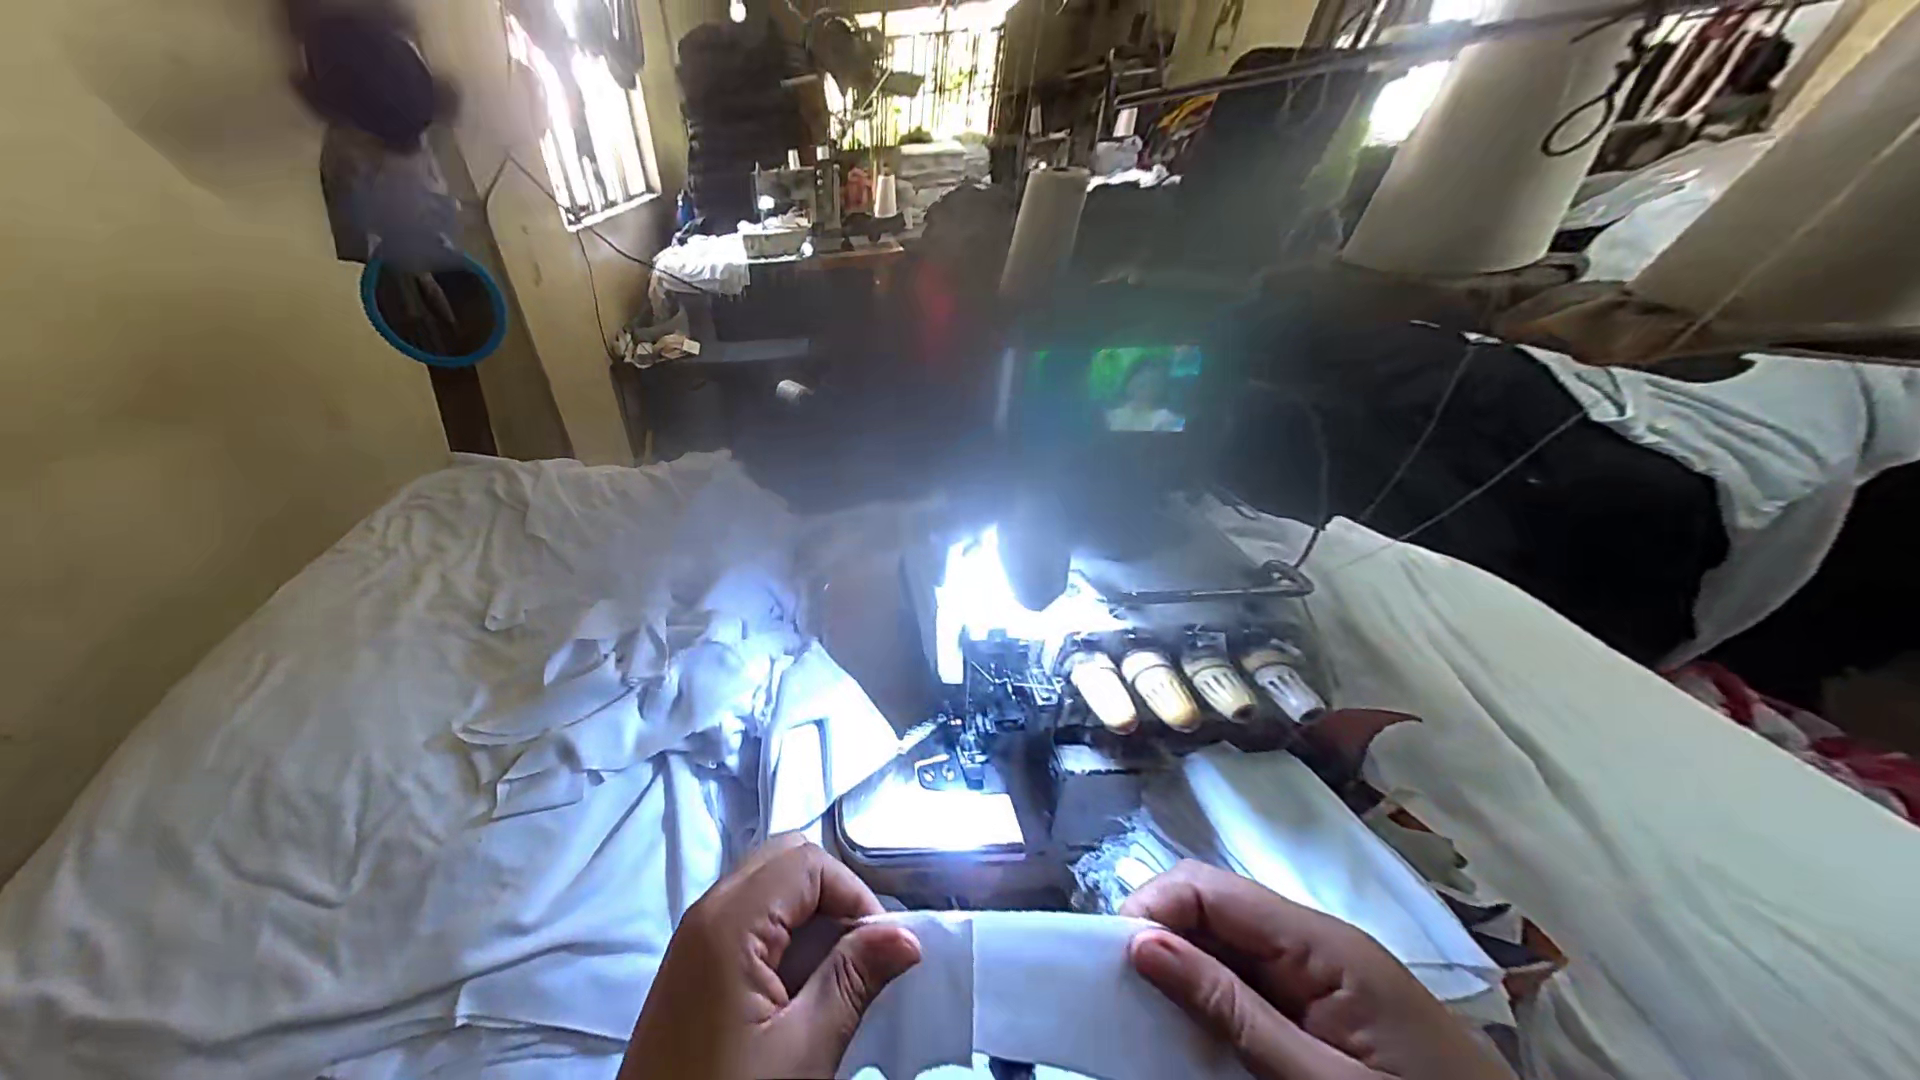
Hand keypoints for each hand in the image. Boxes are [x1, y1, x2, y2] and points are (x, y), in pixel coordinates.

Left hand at [618, 836, 921, 1079]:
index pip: (808, 862)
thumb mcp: (802, 1052)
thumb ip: (853, 978)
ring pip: (767, 882)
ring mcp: (693, 936)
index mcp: (728, 922)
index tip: (877, 945)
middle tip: (857, 948)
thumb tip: (907, 935)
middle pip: (784, 858)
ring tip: (833, 967)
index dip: (852, 892)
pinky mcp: (691, 964)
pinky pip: (748, 913)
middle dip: (831, 891)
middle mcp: (706, 911)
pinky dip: (784, 927)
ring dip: (809, 909)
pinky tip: (798, 980)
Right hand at [1122, 861, 1511, 1079]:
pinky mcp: (1319, 1002)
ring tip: (1150, 1017)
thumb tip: (1141, 943)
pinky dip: (1210, 998)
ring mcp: (1316, 971)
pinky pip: (1246, 979)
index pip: (1210, 887)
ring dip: (1181, 971)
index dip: (1154, 908)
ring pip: (1222, 943)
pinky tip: (1194, 1032)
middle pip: (1211, 907)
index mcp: (1319, 942)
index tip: (1115, 962)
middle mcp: (1312, 940)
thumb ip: (1230, 1011)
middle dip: (1160, 937)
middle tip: (1125, 997)